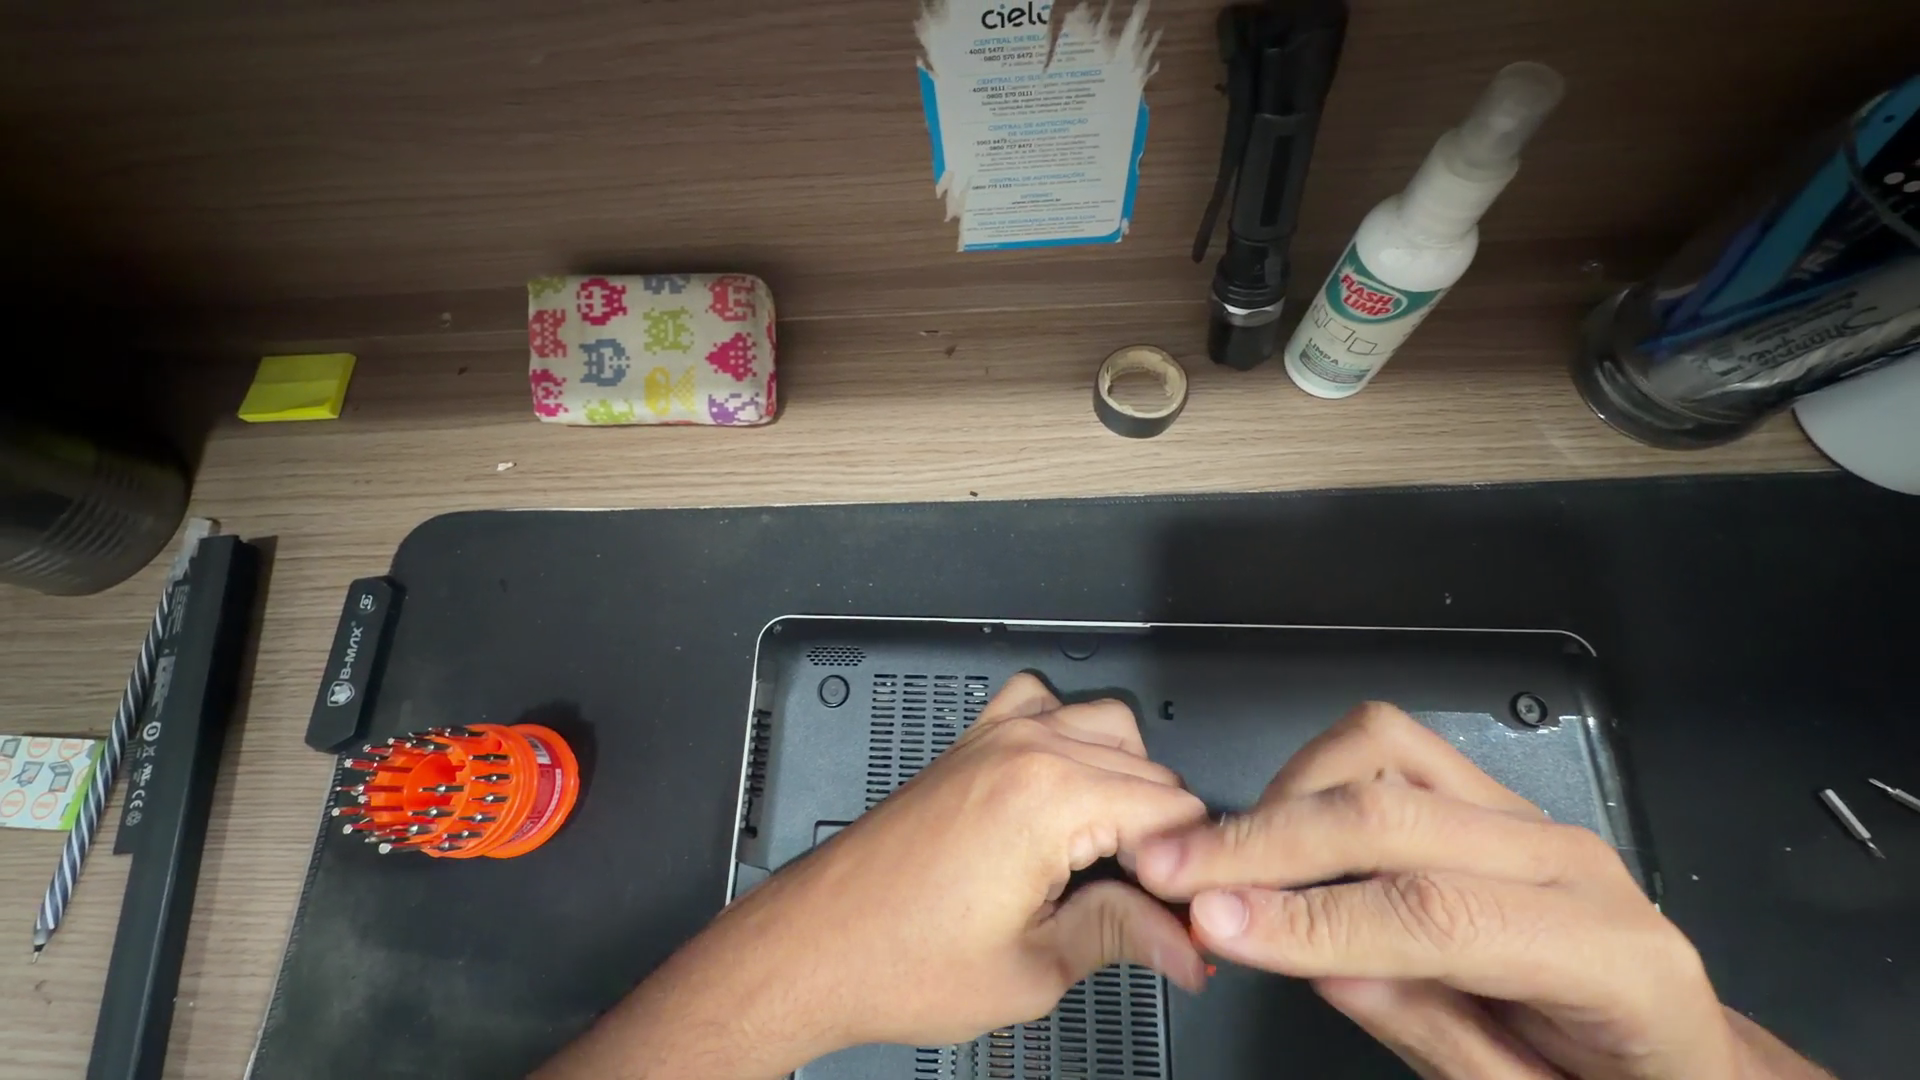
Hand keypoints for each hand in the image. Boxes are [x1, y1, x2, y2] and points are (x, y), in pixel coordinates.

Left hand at [537, 674, 1208, 1079]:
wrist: (818, 941)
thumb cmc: (901, 957)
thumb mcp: (1032, 967)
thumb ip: (1121, 936)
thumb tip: (1184, 942)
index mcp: (1052, 797)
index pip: (1174, 811)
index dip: (1189, 870)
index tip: (1181, 914)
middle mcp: (1027, 748)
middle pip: (1148, 769)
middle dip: (1163, 834)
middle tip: (1150, 902)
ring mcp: (996, 735)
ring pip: (1106, 725)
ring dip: (1125, 779)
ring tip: (1109, 849)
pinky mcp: (970, 741)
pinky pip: (1038, 701)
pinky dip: (1065, 731)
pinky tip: (1060, 783)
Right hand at [1129, 702, 1830, 1079]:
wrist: (1681, 1056)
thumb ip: (1432, 1032)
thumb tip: (1320, 962)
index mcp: (1611, 957)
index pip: (1434, 917)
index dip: (1310, 918)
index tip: (1213, 922)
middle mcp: (1566, 860)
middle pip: (1390, 817)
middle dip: (1265, 842)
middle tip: (1174, 866)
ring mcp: (1522, 812)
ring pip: (1378, 753)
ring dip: (1282, 797)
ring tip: (1221, 851)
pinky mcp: (1481, 791)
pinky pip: (1382, 745)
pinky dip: (1312, 770)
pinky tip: (1280, 822)